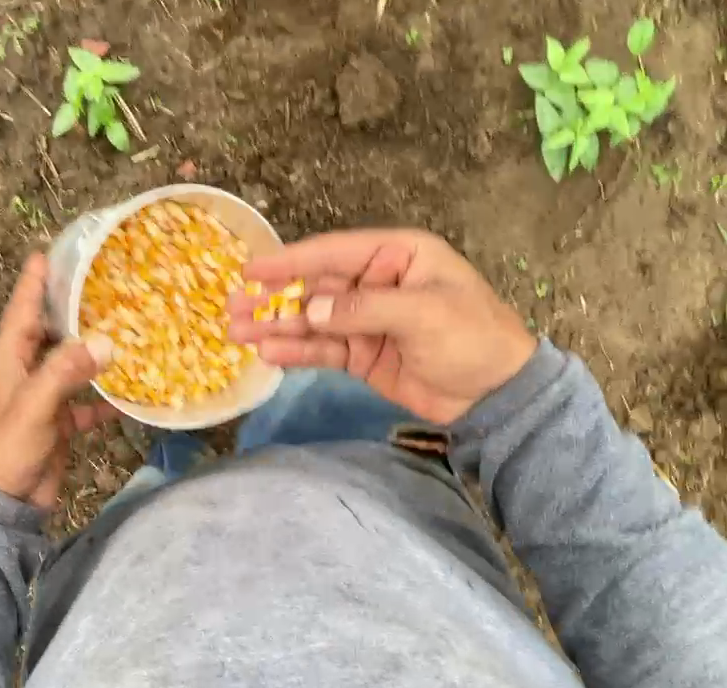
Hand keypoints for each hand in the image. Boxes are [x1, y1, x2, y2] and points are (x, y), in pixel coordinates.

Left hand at [0, 254, 117, 509]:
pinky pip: (86, 404)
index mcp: (9, 361)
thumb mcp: (35, 406)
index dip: (34, 281)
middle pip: (49, 332)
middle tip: (103, 285)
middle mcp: (25, 374)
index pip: (21, 310)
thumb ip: (66, 371)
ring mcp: (44, 399)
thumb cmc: (10, 449)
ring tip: (125, 329)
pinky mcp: (60, 424)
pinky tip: (131, 393)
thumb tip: (105, 342)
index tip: (50, 251)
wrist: (8, 503)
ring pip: (71, 365)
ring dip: (94, 351)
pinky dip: (106, 399)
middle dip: (72, 310)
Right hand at [227, 229, 538, 425]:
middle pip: (315, 288)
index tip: (250, 269)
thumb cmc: (472, 338)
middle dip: (274, 299)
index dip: (291, 261)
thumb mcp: (424, 313)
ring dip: (276, 328)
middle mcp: (376, 284)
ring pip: (313, 323)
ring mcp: (366, 322)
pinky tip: (269, 354)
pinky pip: (323, 351)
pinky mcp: (363, 356)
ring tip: (237, 335)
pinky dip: (297, 353)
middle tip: (232, 308)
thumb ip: (364, 310)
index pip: (334, 254)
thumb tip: (309, 312)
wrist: (495, 394)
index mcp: (397, 256)